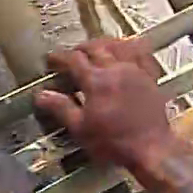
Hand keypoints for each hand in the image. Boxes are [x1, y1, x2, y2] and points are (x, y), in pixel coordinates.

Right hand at [34, 38, 187, 178]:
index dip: (59, 57)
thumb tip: (40, 94)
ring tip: (96, 48)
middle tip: (72, 55)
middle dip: (80, 48)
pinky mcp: (150, 77)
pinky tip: (129, 49)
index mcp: (96, 80)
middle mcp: (115, 69)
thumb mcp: (81, 128)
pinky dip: (132, 47)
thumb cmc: (113, 142)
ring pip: (118, 46)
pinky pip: (142, 54)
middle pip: (95, 47)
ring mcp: (135, 71)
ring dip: (104, 43)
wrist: (151, 148)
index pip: (73, 60)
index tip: (51, 60)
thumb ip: (61, 108)